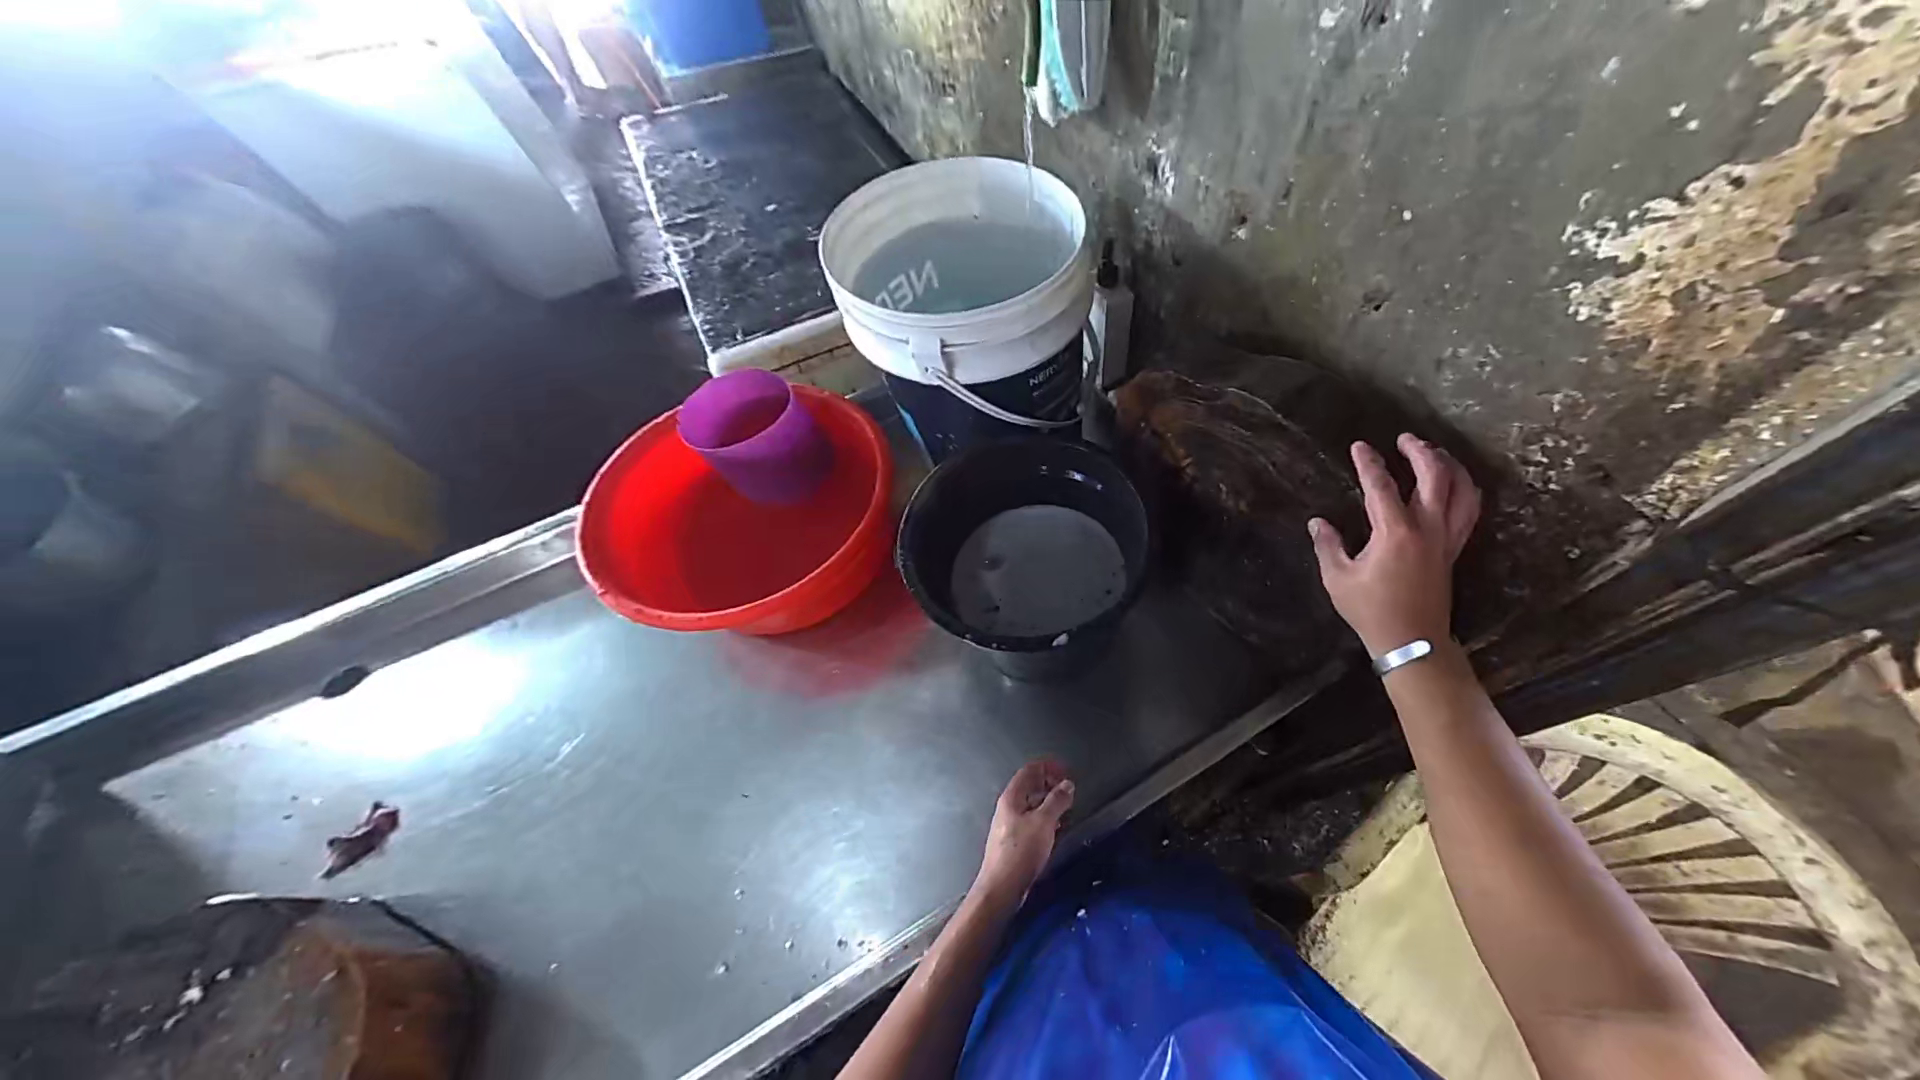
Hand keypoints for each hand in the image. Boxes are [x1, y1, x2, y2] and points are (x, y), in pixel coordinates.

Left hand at [974, 760, 1073, 905]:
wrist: (1002, 886)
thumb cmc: (1022, 851)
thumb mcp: (1044, 822)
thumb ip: (1056, 801)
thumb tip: (1067, 783)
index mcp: (1012, 796)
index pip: (1029, 770)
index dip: (1048, 766)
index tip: (1067, 771)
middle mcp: (1008, 806)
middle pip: (1029, 785)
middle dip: (1050, 782)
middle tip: (1069, 790)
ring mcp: (1009, 823)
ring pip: (1031, 803)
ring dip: (1049, 801)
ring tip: (1067, 807)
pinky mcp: (1014, 839)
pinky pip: (1031, 818)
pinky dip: (1045, 816)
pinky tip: (1056, 827)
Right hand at [1308, 434, 1480, 656]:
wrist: (1411, 640)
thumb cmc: (1370, 609)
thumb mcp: (1337, 577)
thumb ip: (1328, 545)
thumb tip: (1318, 523)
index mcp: (1395, 532)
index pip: (1381, 486)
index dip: (1369, 463)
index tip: (1359, 446)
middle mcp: (1427, 529)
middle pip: (1435, 477)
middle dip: (1420, 452)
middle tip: (1404, 439)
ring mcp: (1446, 539)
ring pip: (1462, 491)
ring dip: (1450, 466)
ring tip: (1435, 453)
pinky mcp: (1454, 550)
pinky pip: (1469, 511)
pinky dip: (1464, 490)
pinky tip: (1454, 485)